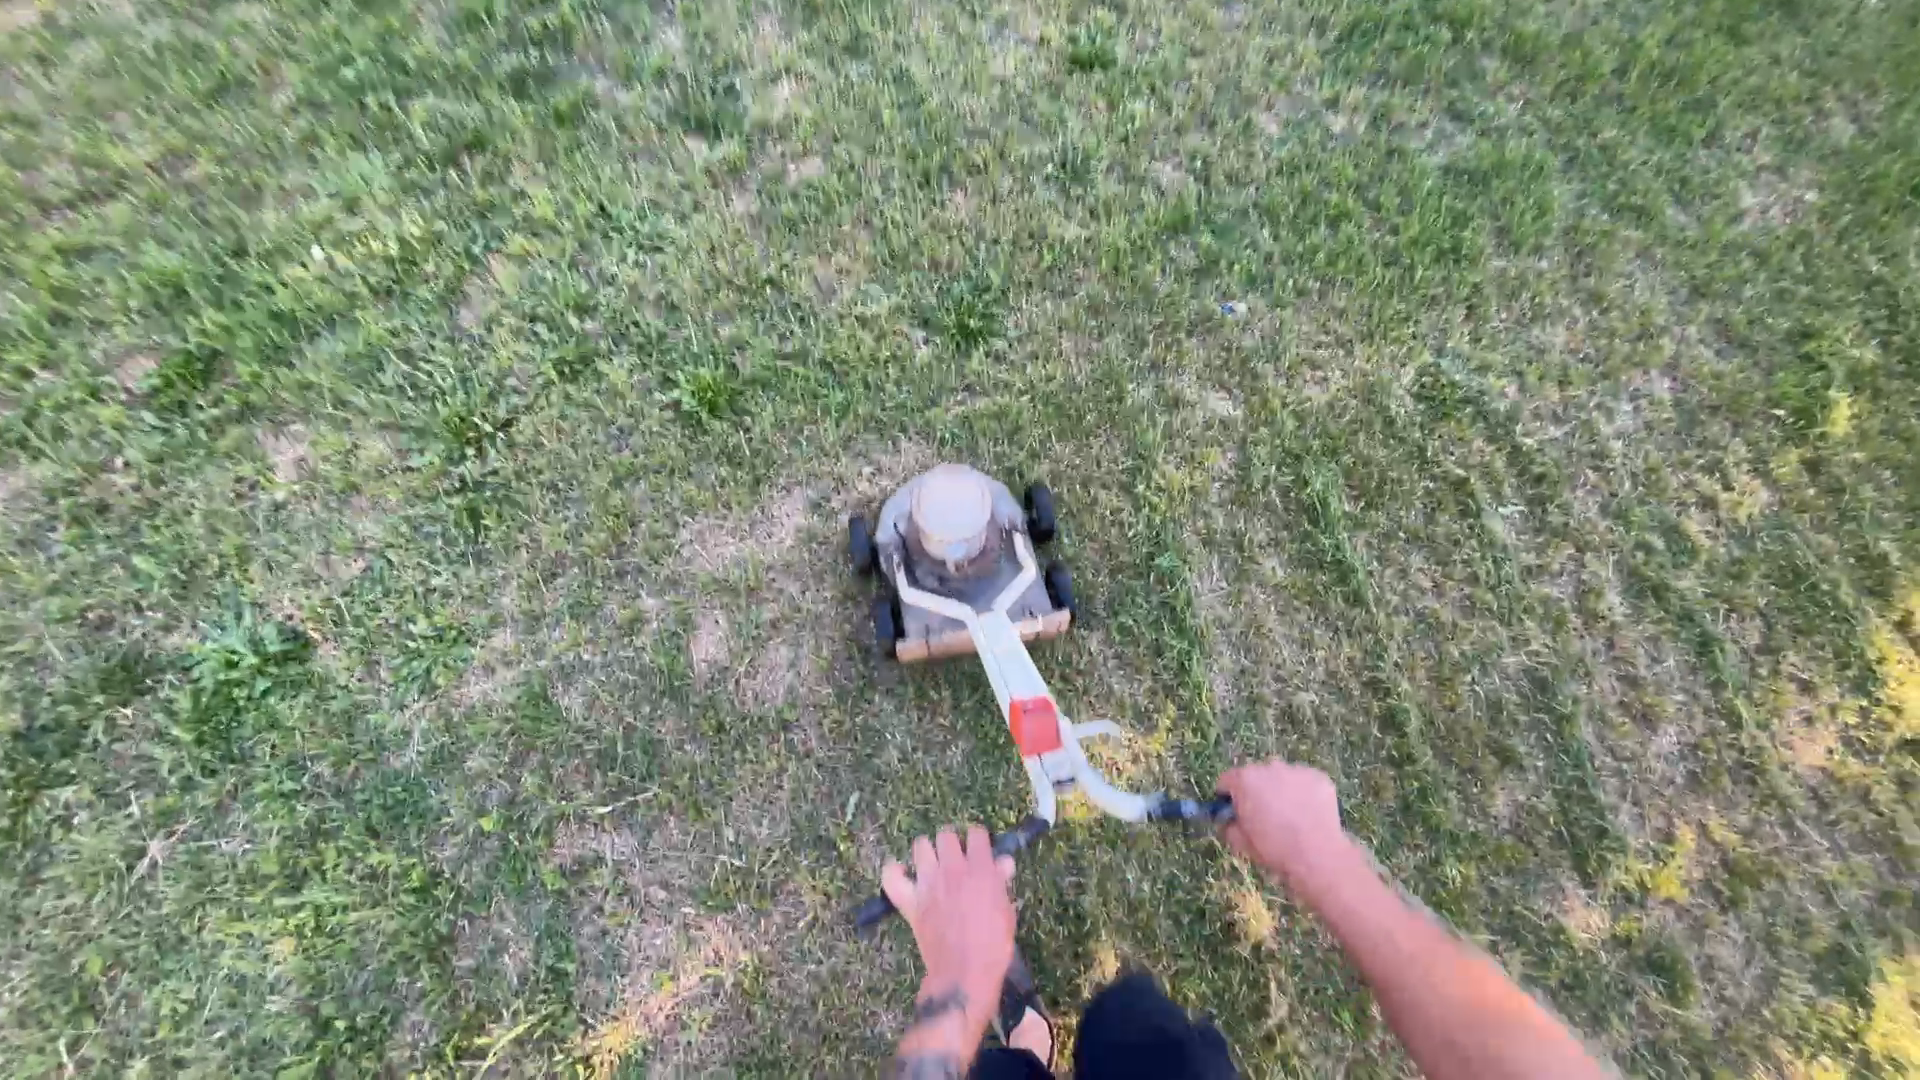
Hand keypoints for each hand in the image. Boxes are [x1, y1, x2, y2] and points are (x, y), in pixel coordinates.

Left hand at [881, 825, 1016, 1008]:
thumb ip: (1001, 882)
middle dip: (952, 843)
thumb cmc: (993, 946)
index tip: (979, 850)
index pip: (976, 833)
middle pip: (946, 834)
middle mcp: (952, 869)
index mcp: (980, 869)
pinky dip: (894, 872)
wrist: (965, 974)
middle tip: (956, 859)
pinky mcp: (910, 901)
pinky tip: (903, 874)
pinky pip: (892, 877)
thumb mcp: (1006, 911)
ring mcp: (928, 883)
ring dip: (927, 852)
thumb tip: (1003, 861)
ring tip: (933, 865)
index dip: (978, 840)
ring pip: (921, 845)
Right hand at [1217, 759, 1355, 895]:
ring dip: (1280, 789)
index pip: (1227, 780)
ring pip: (1281, 776)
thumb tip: (1229, 820)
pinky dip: (1303, 793)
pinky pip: (1304, 782)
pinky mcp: (1318, 777)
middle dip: (1256, 790)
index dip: (1228, 796)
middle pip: (1255, 775)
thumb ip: (1228, 825)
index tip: (1234, 810)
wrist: (1317, 855)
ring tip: (1290, 814)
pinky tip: (1308, 813)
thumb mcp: (1240, 842)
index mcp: (1244, 779)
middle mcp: (1268, 766)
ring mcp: (1295, 770)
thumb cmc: (1274, 848)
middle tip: (1264, 814)